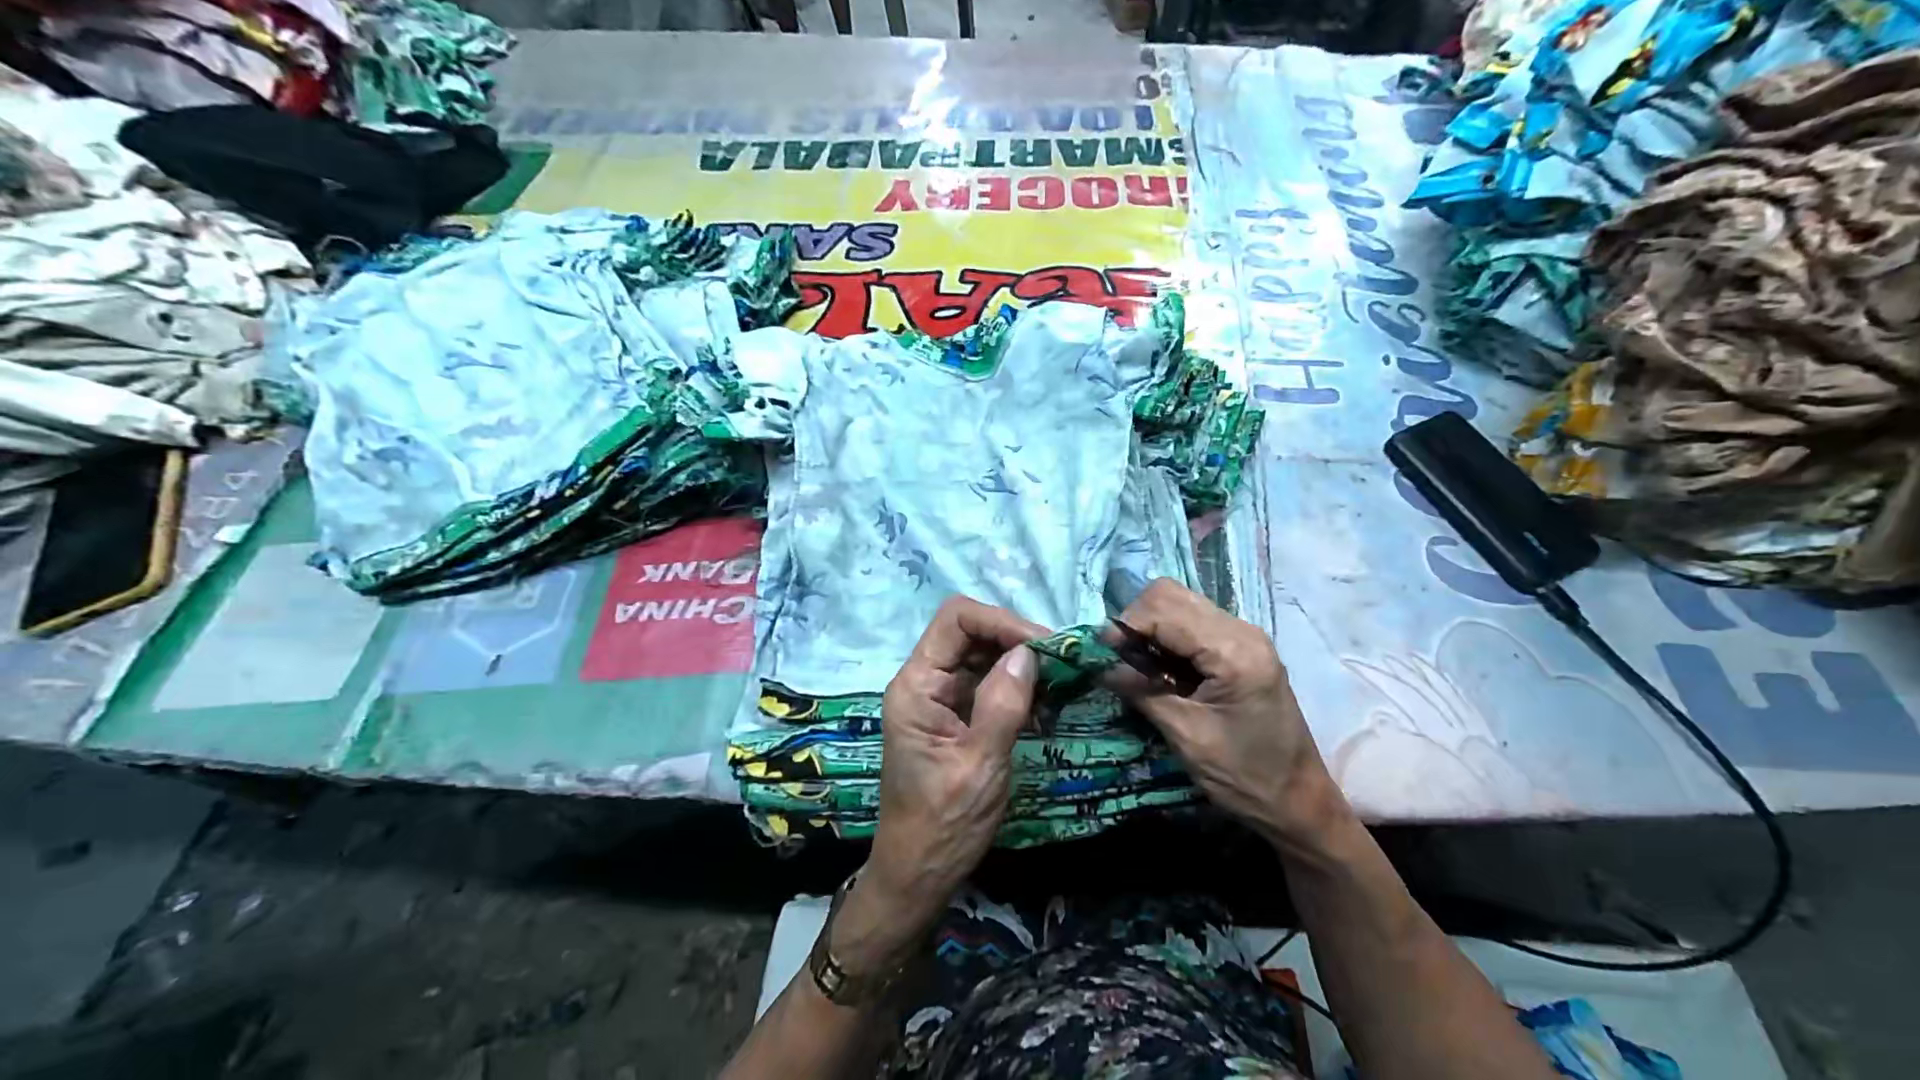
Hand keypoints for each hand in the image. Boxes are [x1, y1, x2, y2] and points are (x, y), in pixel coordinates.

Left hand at [837, 596, 1044, 968]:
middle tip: (1062, 661)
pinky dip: (1017, 684)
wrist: (920, 872)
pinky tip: (1045, 698)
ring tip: (1061, 677)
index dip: (1000, 622)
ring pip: (982, 655)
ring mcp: (940, 698)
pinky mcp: (956, 715)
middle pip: (970, 632)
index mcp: (917, 686)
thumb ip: (1003, 703)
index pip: (955, 619)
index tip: (1043, 644)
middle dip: (1015, 639)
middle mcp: (925, 682)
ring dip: (1020, 661)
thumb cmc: (944, 824)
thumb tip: (1029, 652)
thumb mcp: (980, 764)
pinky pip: (988, 682)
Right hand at [1108, 579, 1344, 850]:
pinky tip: (1160, 669)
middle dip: (1135, 621)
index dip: (1126, 625)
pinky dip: (1166, 636)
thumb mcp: (1185, 736)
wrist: (1298, 803)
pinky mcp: (1241, 648)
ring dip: (1149, 627)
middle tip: (1120, 660)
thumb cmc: (1244, 776)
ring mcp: (1244, 636)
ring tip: (1138, 667)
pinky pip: (1192, 623)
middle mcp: (1242, 631)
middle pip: (1170, 594)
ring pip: (1179, 604)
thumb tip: (1099, 665)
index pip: (1164, 608)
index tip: (1103, 655)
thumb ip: (1141, 692)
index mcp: (1234, 651)